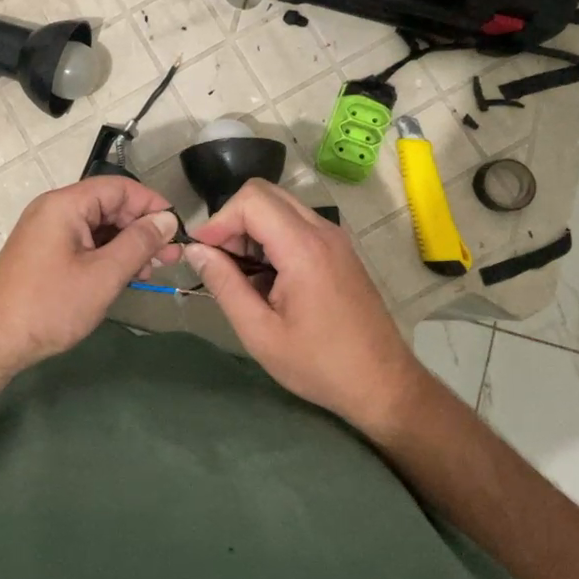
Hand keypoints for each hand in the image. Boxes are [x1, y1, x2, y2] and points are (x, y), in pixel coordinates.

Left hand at [0, 176, 181, 370]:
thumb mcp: (103, 275)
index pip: (118, 188)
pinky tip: (125, 276)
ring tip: (152, 271)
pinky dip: (106, 255)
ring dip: (127, 245)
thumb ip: (138, 243)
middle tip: (171, 256)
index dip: (151, 204)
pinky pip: (83, 243)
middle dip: (141, 228)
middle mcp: (53, 210)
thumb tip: (167, 219)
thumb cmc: (50, 306)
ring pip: (97, 227)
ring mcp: (45, 232)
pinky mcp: (42, 254)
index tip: (178, 229)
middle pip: (108, 205)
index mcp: (64, 205)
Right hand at [184, 180, 429, 433]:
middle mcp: (323, 232)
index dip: (219, 220)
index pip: (251, 200)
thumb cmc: (319, 365)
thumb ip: (224, 285)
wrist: (384, 385)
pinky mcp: (339, 250)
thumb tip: (195, 251)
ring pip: (280, 206)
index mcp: (304, 249)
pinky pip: (296, 224)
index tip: (203, 253)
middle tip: (219, 260)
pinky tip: (266, 278)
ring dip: (251, 228)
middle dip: (233, 220)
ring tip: (240, 273)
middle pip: (265, 193)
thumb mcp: (260, 332)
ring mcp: (335, 239)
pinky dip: (272, 237)